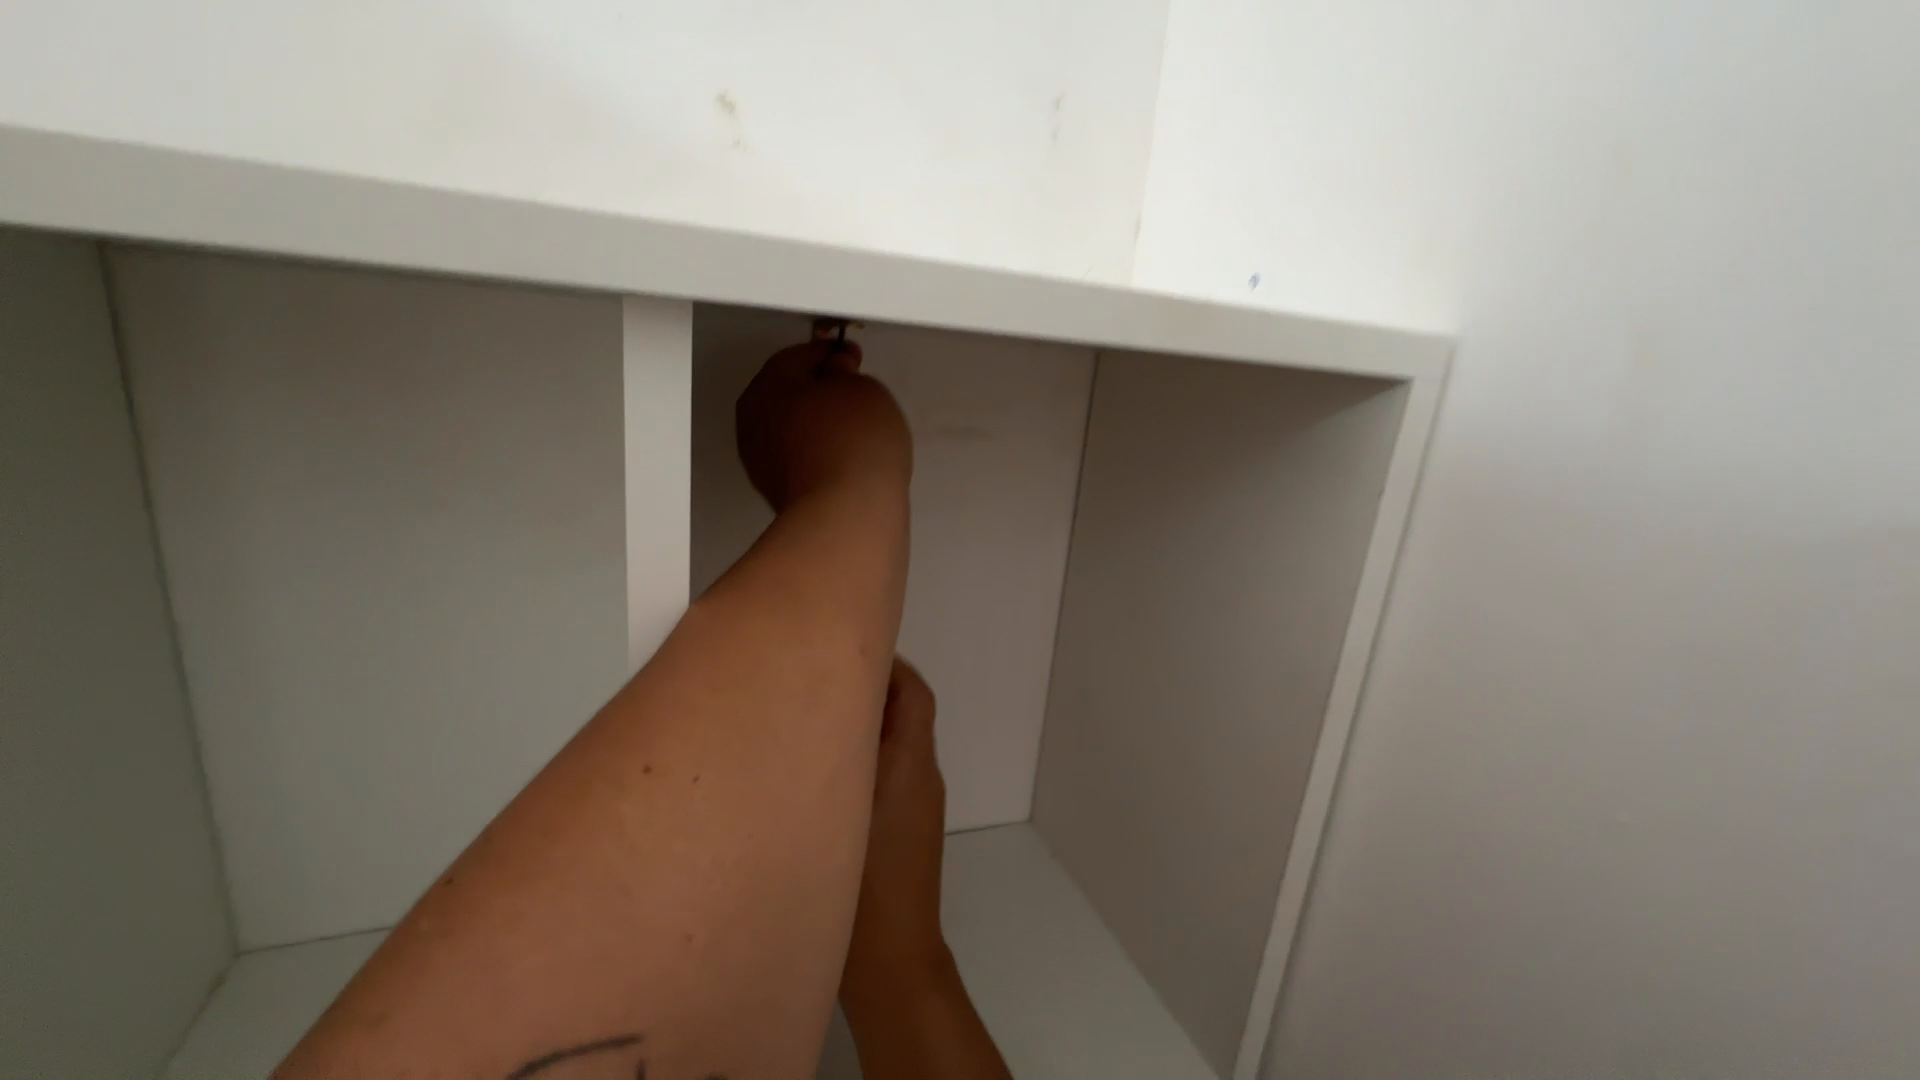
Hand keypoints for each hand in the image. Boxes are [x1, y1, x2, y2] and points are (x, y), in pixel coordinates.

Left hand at [736, 321, 910, 510]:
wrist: (847, 514)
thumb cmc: (852, 441)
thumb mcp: (862, 387)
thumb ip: (845, 372)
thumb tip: (837, 375)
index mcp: (764, 389)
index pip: (797, 356)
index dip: (829, 352)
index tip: (852, 357)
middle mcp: (753, 427)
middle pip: (790, 397)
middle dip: (822, 393)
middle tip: (857, 393)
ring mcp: (765, 467)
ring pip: (797, 433)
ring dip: (823, 427)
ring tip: (861, 431)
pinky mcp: (784, 497)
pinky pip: (806, 463)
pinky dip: (825, 456)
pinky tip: (852, 460)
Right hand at [843, 659, 947, 998]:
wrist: (895, 964)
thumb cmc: (865, 890)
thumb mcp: (838, 817)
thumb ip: (831, 765)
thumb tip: (816, 718)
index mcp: (911, 766)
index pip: (914, 694)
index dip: (889, 664)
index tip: (844, 645)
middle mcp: (922, 778)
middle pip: (904, 713)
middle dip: (869, 688)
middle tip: (815, 677)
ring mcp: (918, 805)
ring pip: (895, 743)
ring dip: (865, 723)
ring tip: (809, 715)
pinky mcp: (907, 830)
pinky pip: (890, 772)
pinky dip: (865, 757)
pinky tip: (820, 770)